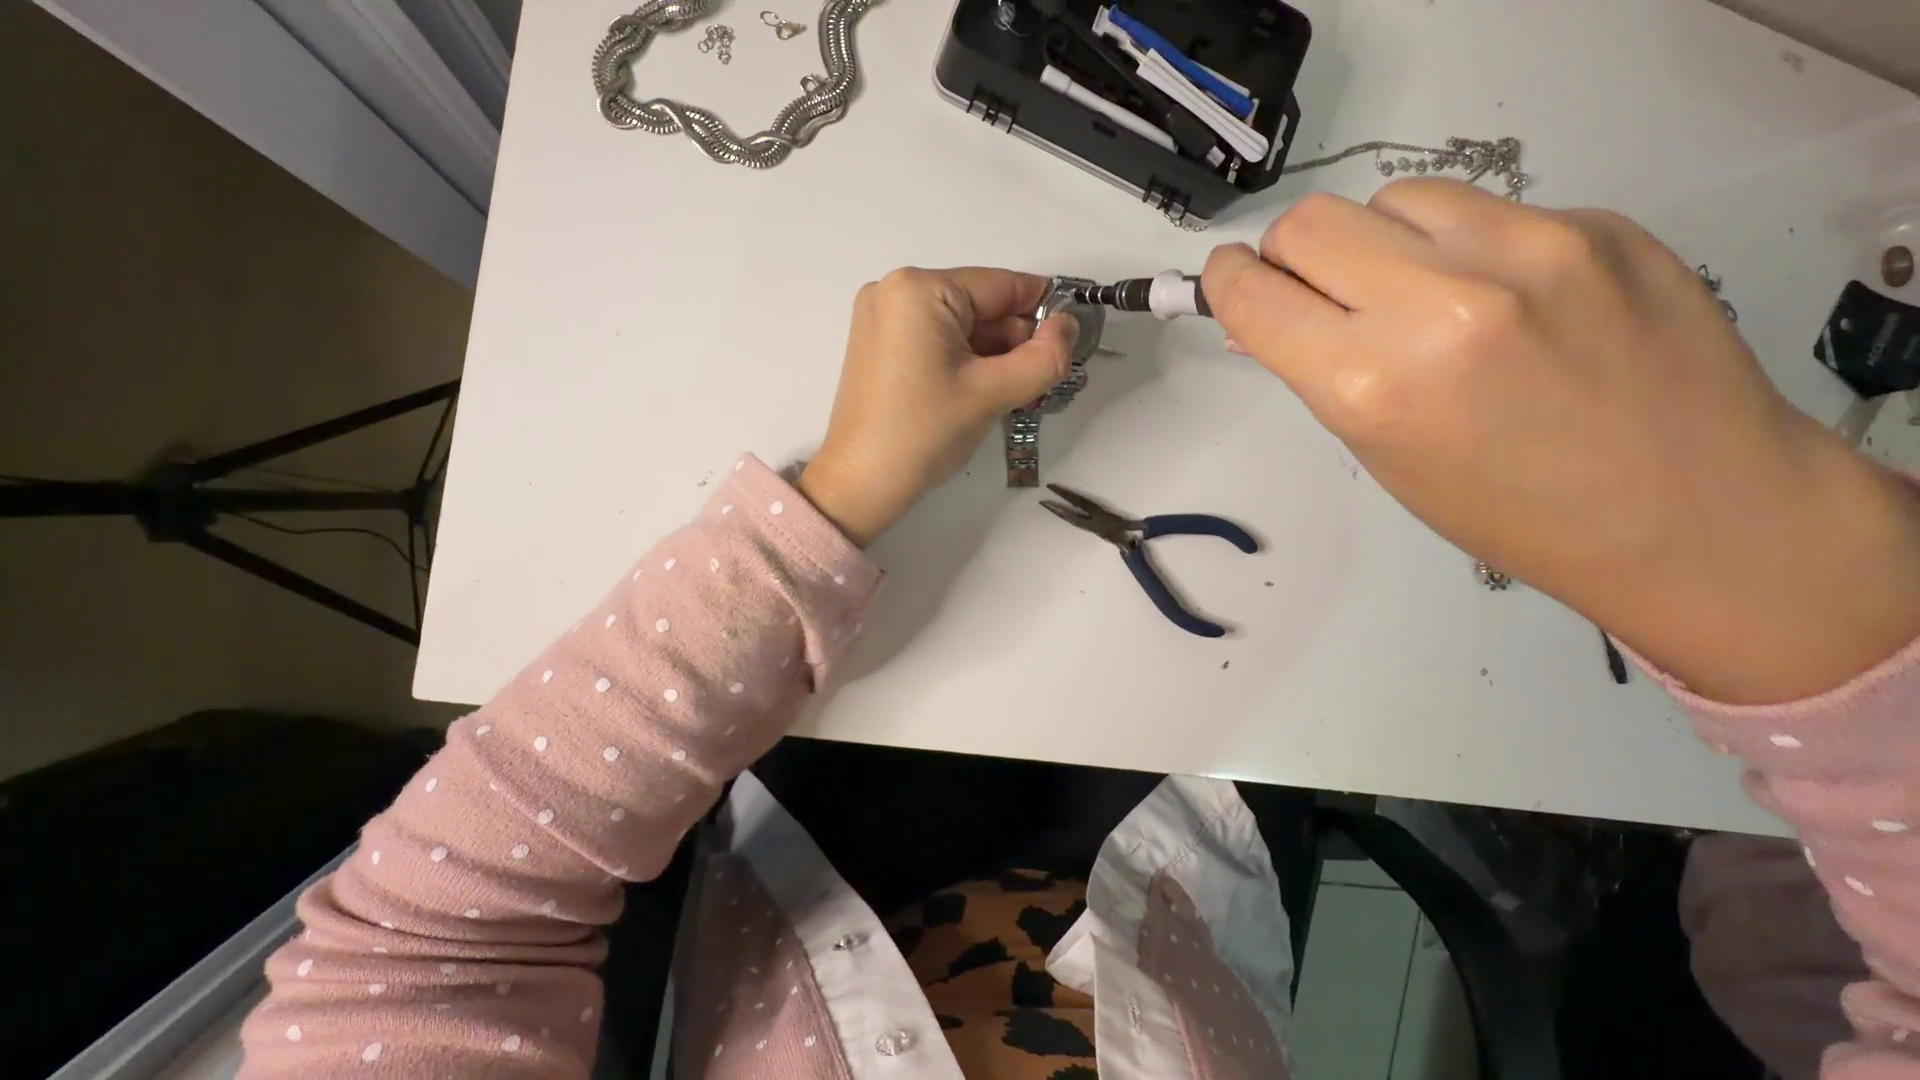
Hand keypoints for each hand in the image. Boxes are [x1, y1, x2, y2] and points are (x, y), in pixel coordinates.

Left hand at [799, 268, 1077, 546]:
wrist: (860, 483)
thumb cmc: (923, 433)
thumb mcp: (993, 393)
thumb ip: (1044, 357)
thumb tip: (1069, 326)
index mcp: (919, 289)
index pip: (1001, 286)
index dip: (1043, 311)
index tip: (1072, 340)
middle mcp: (894, 290)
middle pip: (980, 305)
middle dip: (1015, 341)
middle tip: (1040, 382)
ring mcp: (882, 318)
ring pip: (961, 326)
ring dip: (994, 355)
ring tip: (1014, 394)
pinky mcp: (879, 345)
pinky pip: (938, 340)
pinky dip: (966, 361)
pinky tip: (983, 392)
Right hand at [1204, 178, 1919, 702]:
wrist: (1688, 510)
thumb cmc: (1510, 511)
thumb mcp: (1385, 452)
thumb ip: (1320, 371)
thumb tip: (1264, 319)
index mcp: (1372, 383)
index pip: (1253, 292)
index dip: (1229, 283)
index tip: (1234, 283)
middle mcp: (1442, 300)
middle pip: (1310, 222)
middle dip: (1295, 256)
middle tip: (1323, 294)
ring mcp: (1529, 249)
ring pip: (1394, 198)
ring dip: (1381, 241)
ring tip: (1422, 292)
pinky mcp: (1594, 222)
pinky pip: (1484, 207)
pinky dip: (1463, 244)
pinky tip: (1505, 295)